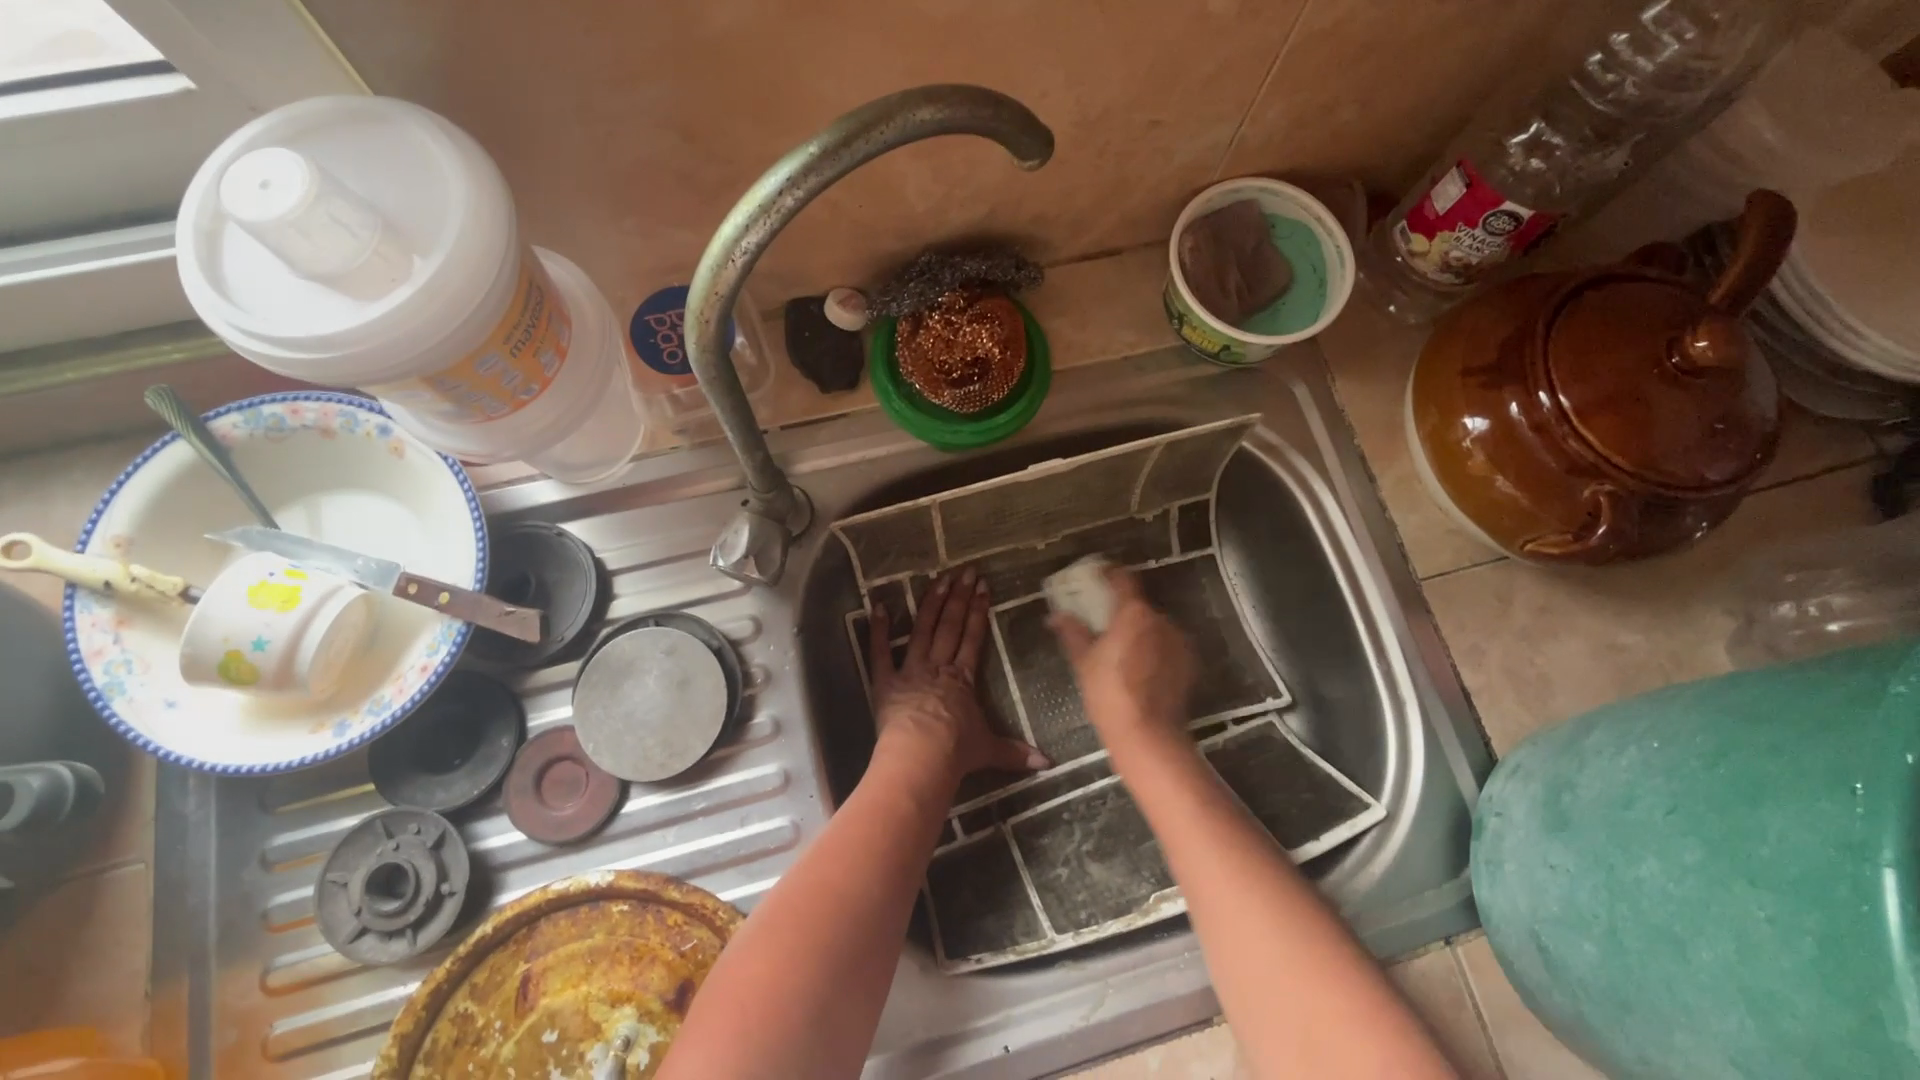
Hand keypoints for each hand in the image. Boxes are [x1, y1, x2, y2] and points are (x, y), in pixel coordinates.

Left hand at [870, 567, 1049, 782]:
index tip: (983, 587)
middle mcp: (938, 667)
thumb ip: (1015, 753)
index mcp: (963, 679)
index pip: (973, 638)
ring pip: (922, 631)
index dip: (978, 611)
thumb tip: (1048, 764)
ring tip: (937, 579)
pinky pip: (880, 652)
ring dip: (930, 604)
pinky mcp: (885, 682)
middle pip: (950, 626)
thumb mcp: (990, 751)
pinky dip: (879, 630)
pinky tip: (877, 606)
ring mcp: (910, 671)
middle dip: (959, 597)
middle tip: (965, 571)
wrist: (922, 757)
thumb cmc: (957, 752)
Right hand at [1049, 565, 1194, 748]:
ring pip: (1156, 626)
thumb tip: (1055, 616)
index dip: (1110, 574)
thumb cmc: (1108, 693)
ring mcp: (1179, 640)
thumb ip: (1072, 632)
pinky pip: (1168, 646)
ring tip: (1124, 652)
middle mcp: (1161, 619)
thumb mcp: (1083, 662)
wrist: (1147, 734)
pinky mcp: (1189, 662)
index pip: (1123, 579)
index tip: (1098, 576)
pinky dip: (1156, 650)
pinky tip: (1142, 669)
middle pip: (1140, 605)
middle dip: (1124, 611)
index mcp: (1133, 612)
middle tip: (1106, 625)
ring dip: (1141, 631)